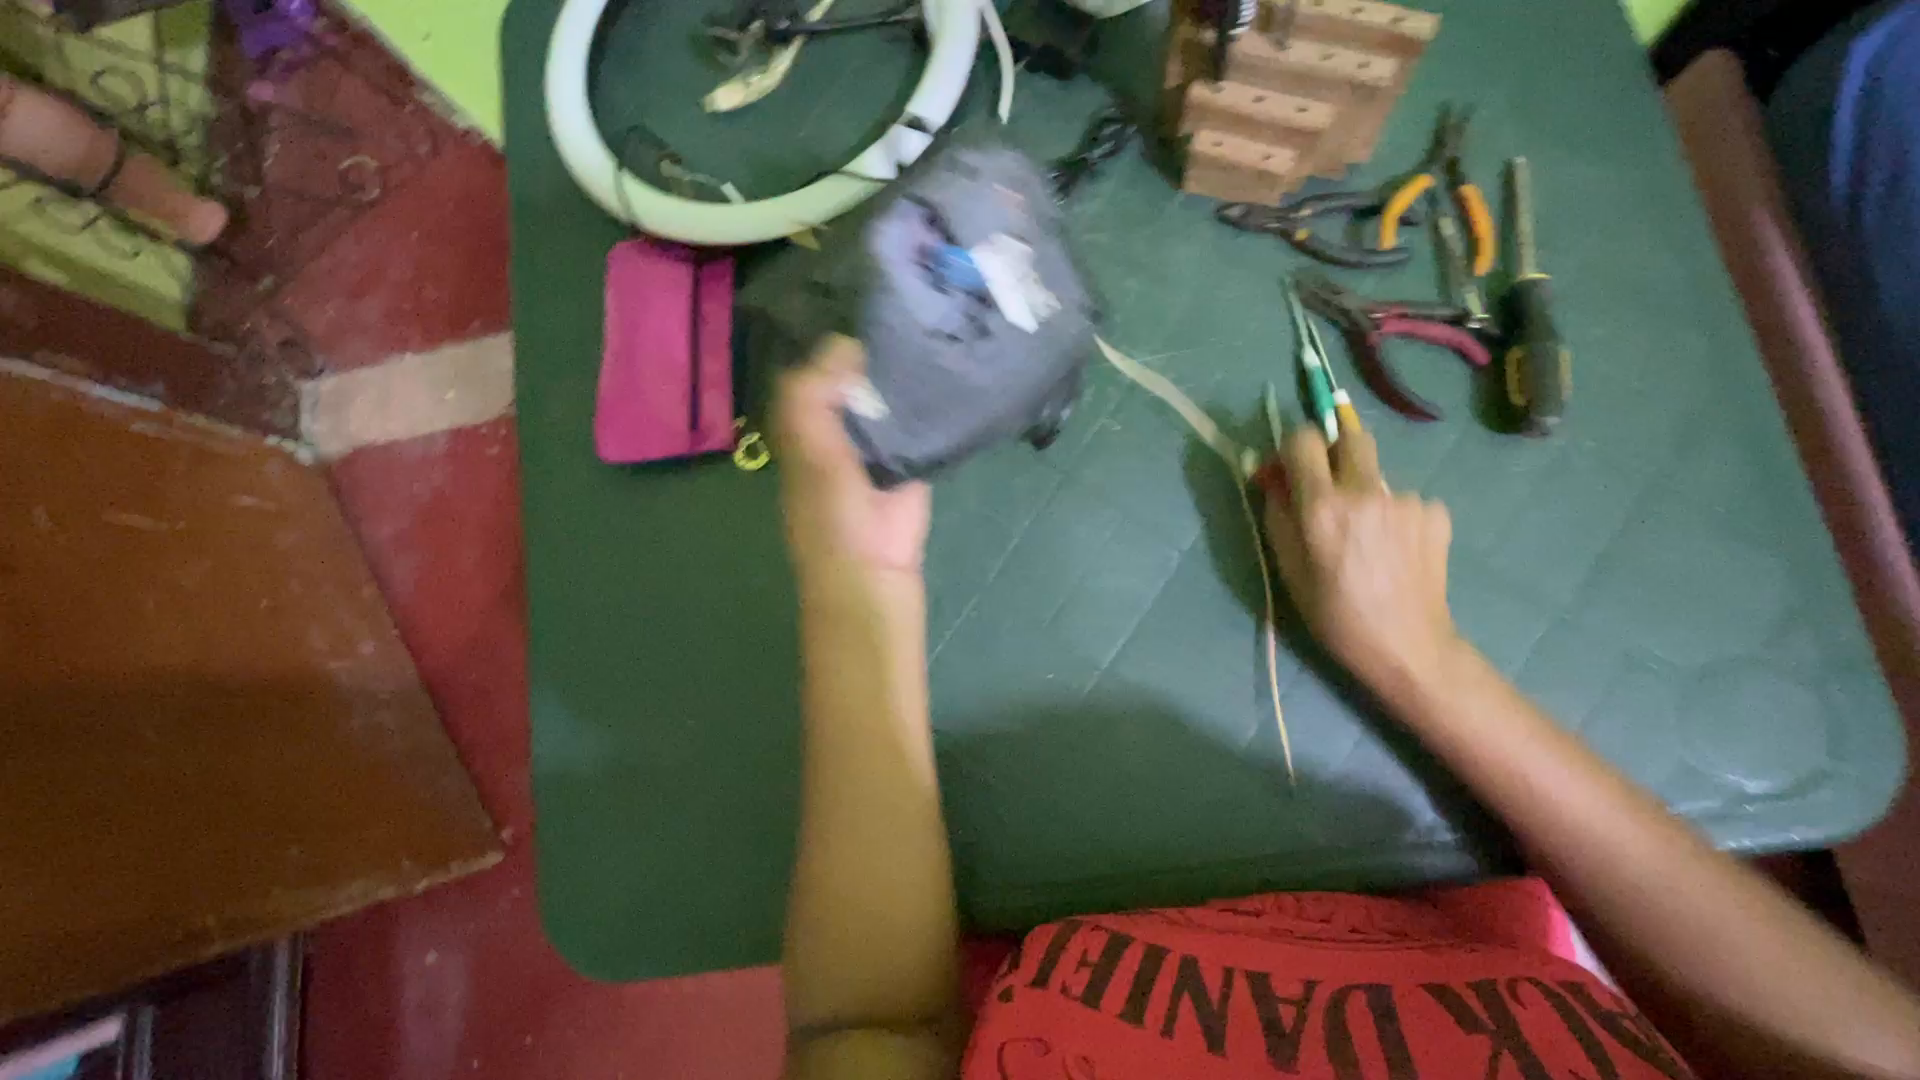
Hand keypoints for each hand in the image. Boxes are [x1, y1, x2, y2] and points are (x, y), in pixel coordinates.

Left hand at [775, 335, 931, 594]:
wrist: (873, 569)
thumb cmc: (832, 514)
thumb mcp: (810, 453)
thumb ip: (810, 401)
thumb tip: (842, 345)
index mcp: (807, 427)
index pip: (817, 376)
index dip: (835, 352)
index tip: (863, 321)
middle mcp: (841, 430)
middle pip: (857, 382)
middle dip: (875, 356)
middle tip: (905, 322)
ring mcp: (878, 444)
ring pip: (889, 398)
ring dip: (904, 375)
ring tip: (929, 336)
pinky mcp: (913, 458)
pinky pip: (919, 422)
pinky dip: (928, 401)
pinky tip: (944, 372)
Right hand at [1260, 426, 1461, 698]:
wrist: (1406, 646)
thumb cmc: (1333, 614)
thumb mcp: (1287, 566)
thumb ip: (1276, 511)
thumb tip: (1271, 475)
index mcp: (1322, 506)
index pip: (1304, 439)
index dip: (1292, 448)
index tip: (1290, 470)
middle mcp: (1366, 492)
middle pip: (1350, 437)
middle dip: (1334, 452)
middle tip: (1329, 486)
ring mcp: (1407, 499)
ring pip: (1376, 476)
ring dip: (1364, 494)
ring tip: (1365, 539)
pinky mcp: (1436, 512)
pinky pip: (1402, 501)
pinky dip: (1392, 516)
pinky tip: (1392, 550)